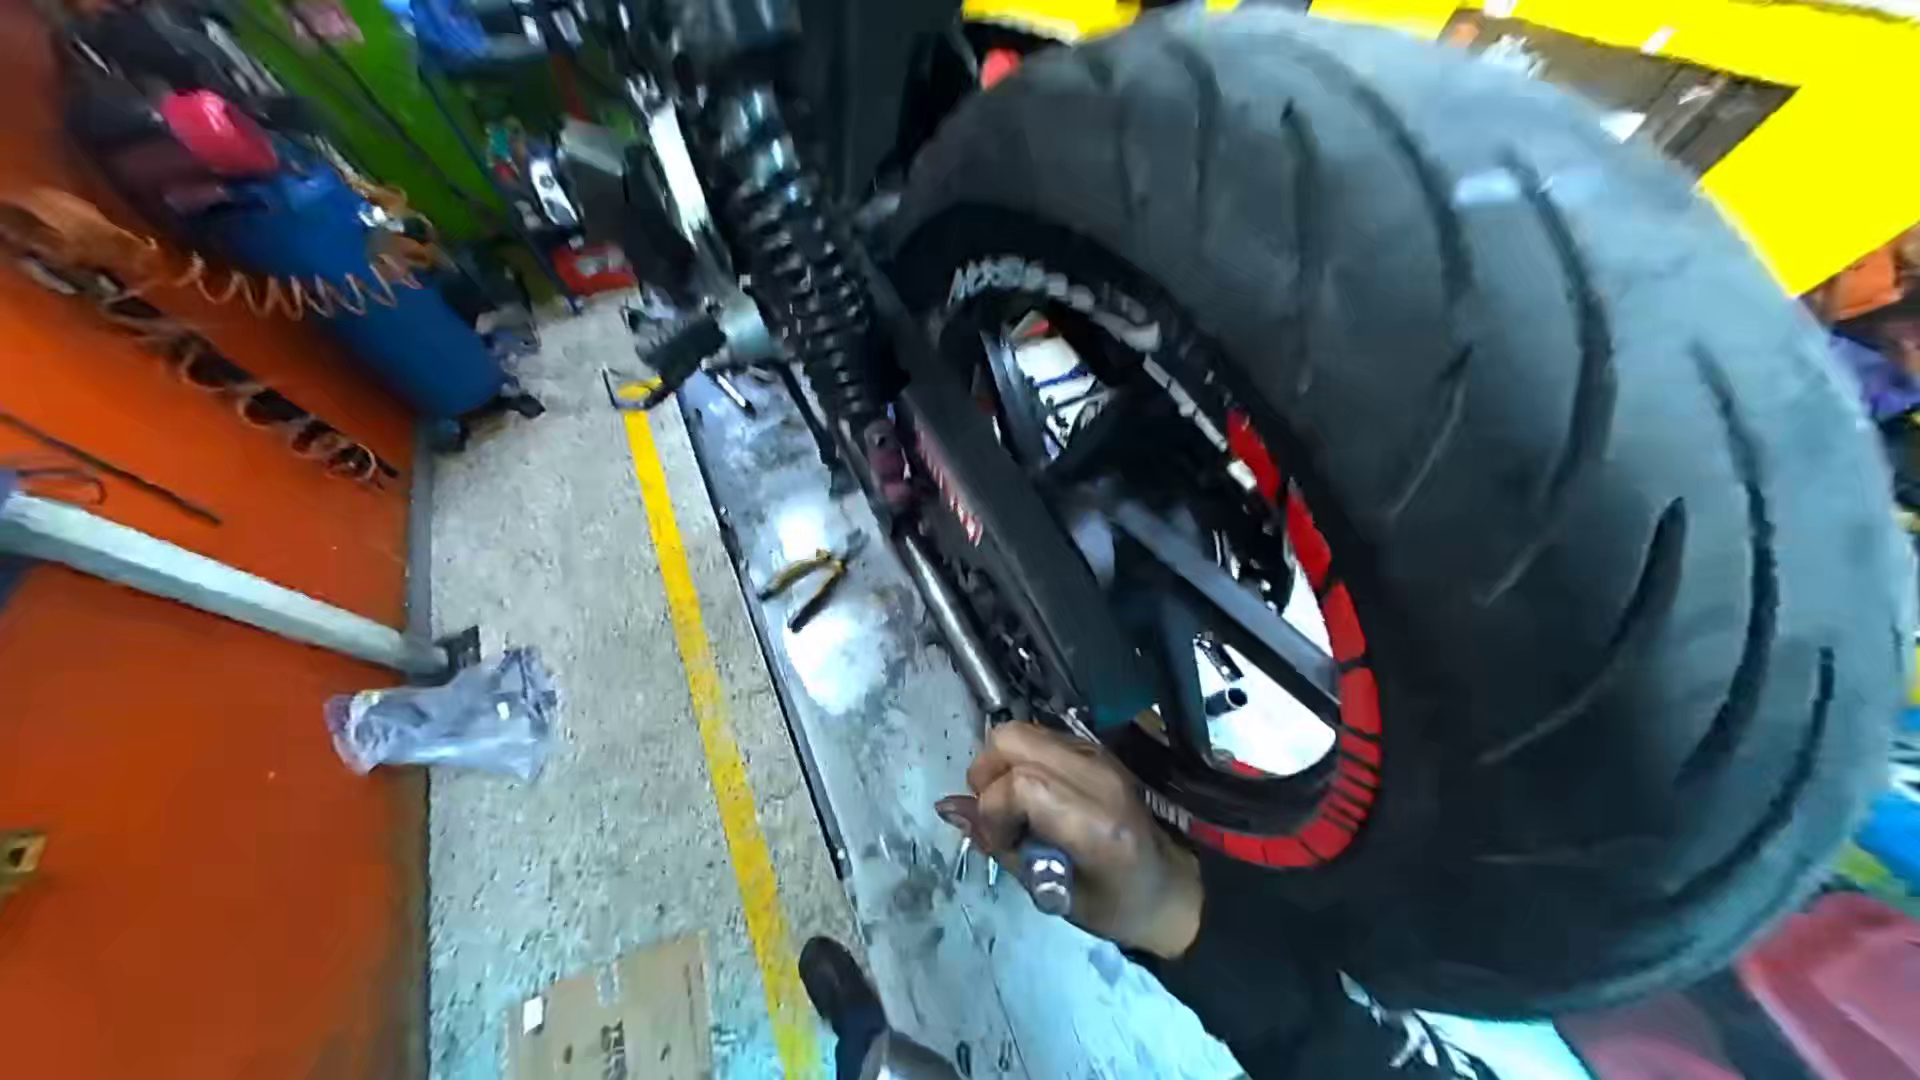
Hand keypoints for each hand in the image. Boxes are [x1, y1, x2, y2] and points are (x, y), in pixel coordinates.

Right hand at [936, 722, 1202, 958]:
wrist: (1167, 886)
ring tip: (1011, 805)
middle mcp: (1097, 775)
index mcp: (1096, 823)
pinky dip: (1019, 760)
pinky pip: (1037, 736)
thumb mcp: (1052, 894)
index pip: (1022, 784)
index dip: (993, 808)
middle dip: (986, 772)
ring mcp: (1096, 753)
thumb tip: (946, 807)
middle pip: (1013, 739)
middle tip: (994, 812)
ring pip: (1021, 730)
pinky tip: (1030, 795)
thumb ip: (998, 846)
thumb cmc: (1115, 905)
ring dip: (1000, 764)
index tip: (997, 839)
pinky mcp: (1092, 746)